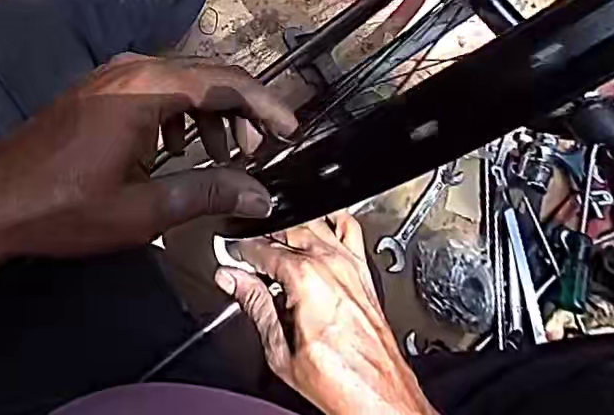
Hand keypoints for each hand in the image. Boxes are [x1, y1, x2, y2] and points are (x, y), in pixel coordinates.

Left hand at [0, 55, 298, 260]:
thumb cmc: (66, 208)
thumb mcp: (142, 210)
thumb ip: (206, 192)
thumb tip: (261, 194)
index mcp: (146, 88)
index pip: (223, 81)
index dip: (265, 103)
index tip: (292, 128)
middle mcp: (132, 67)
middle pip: (205, 76)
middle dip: (240, 111)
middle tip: (257, 154)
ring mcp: (112, 73)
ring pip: (181, 81)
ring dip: (209, 113)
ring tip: (223, 157)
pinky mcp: (99, 86)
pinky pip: (155, 88)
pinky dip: (179, 113)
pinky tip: (177, 149)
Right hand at [219, 213, 437, 414]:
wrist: (382, 401)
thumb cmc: (340, 385)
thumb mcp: (281, 352)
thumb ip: (255, 306)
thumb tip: (233, 279)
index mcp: (303, 278)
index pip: (260, 248)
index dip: (240, 250)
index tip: (231, 256)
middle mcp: (327, 262)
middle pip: (284, 228)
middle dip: (261, 235)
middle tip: (247, 251)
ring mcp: (348, 262)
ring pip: (311, 221)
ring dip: (288, 225)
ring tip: (274, 240)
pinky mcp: (363, 269)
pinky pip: (347, 226)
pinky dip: (329, 218)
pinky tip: (316, 224)